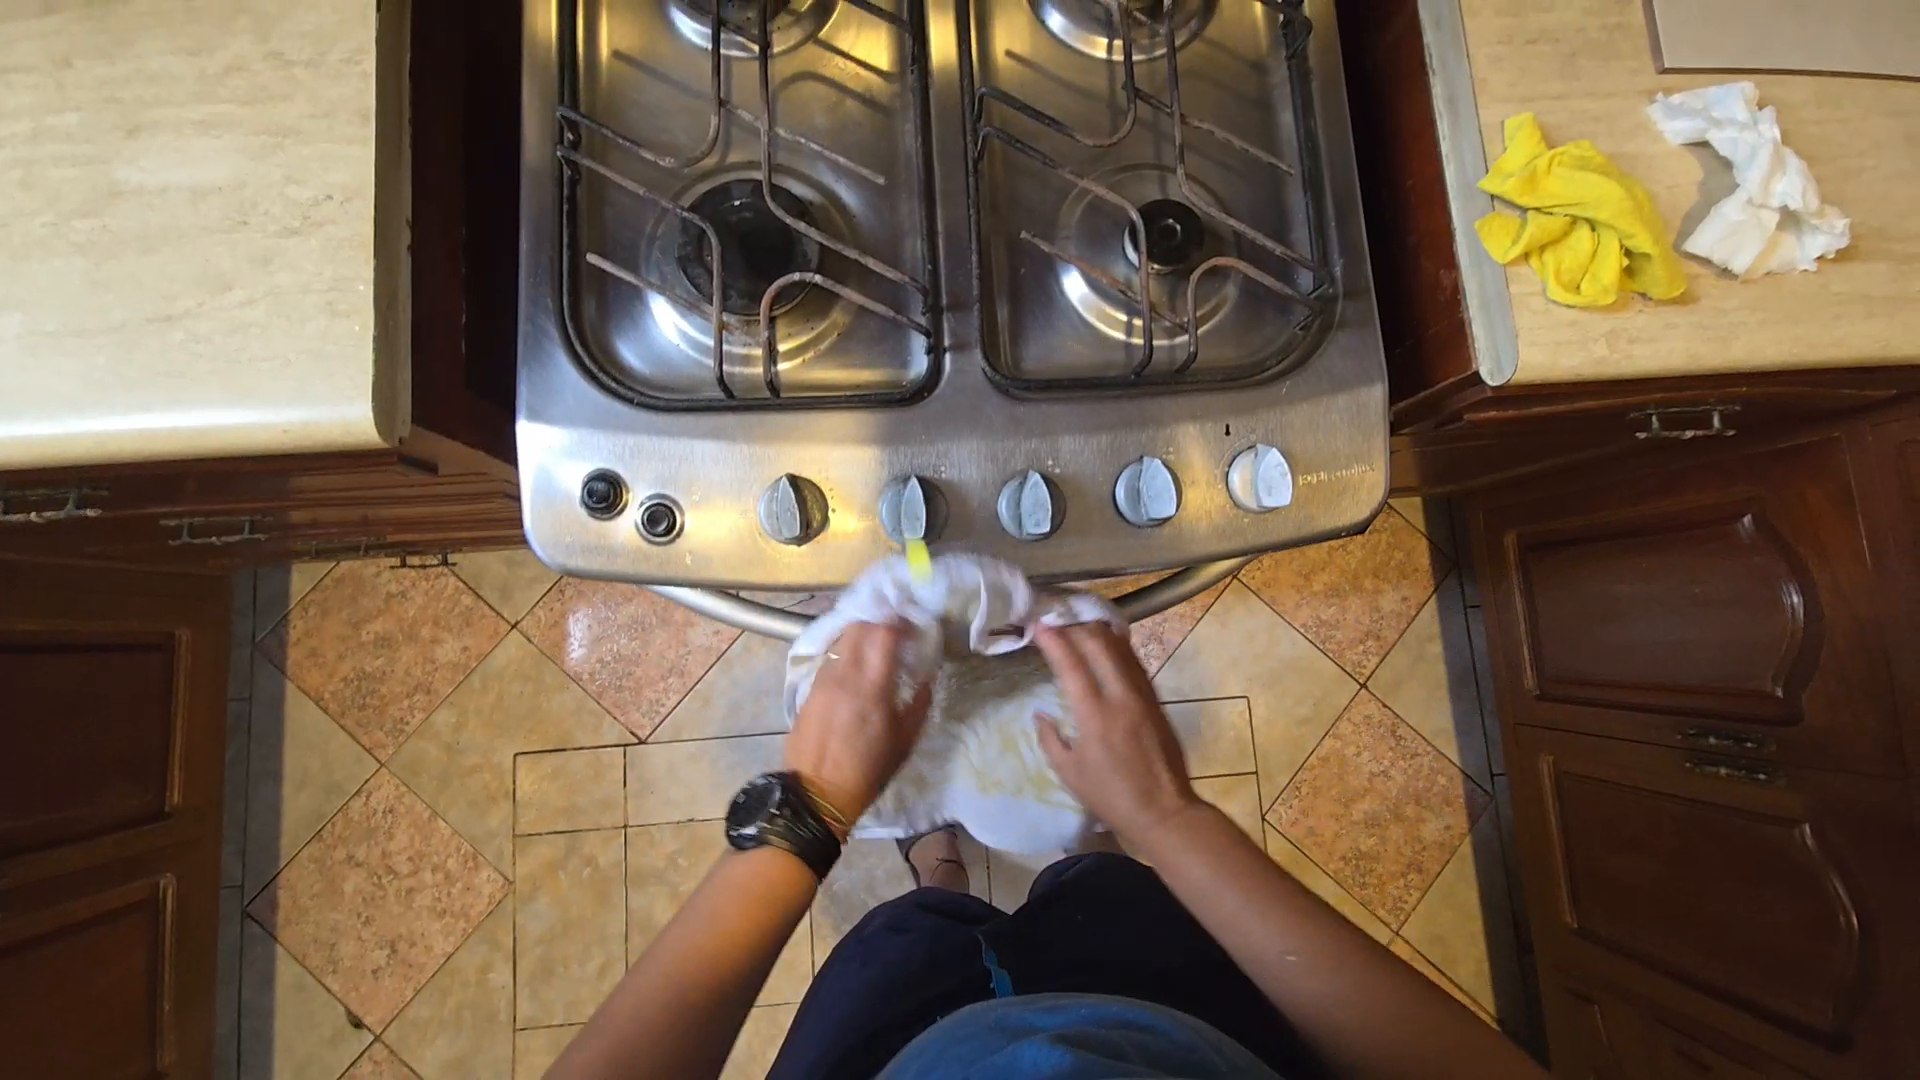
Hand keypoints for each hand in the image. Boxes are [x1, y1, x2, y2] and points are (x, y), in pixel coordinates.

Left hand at [785, 621, 931, 829]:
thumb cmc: (868, 770)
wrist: (817, 793)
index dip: (900, 623)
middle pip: (859, 626)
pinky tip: (855, 664)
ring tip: (875, 645)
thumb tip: (927, 677)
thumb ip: (920, 703)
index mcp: (872, 687)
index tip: (913, 627)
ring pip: (842, 638)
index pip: (884, 633)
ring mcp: (822, 679)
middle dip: (880, 621)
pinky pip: (830, 657)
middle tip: (895, 631)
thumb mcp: (905, 740)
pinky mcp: (809, 688)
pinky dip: (846, 651)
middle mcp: (844, 675)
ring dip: (861, 633)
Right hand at [1034, 622, 1201, 845]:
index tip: (1039, 626)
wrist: (1164, 812)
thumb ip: (1050, 740)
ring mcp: (1143, 696)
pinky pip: (1135, 663)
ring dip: (1098, 631)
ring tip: (1079, 623)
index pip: (1072, 665)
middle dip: (1075, 627)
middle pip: (1099, 645)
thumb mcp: (1069, 773)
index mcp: (1095, 716)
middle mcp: (1121, 697)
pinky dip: (1118, 646)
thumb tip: (1040, 714)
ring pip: (1121, 649)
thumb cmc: (1111, 796)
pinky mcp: (1156, 701)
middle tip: (1057, 622)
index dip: (1054, 641)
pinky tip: (1108, 641)